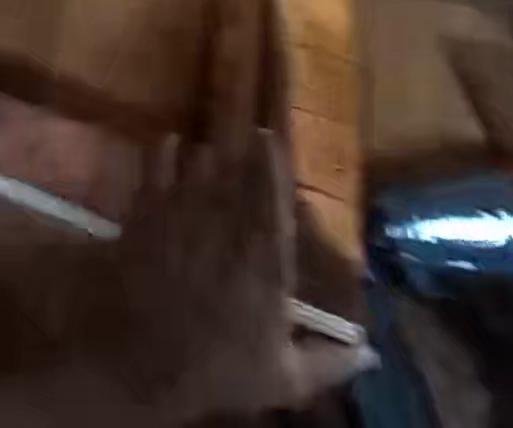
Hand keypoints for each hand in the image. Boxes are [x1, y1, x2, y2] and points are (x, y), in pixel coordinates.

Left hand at [89, 130, 371, 419]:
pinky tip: (171, 144)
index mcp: (264, 255)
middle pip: (236, 168)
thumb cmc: (216, 369)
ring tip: (211, 154)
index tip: (269, 135)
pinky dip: (165, 150)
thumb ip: (330, 361)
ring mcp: (183, 209)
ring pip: (199, 160)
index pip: (273, 193)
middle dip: (240, 152)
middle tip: (242, 138)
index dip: (272, 160)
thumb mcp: (283, 378)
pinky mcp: (148, 209)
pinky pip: (157, 163)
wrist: (141, 360)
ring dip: (207, 155)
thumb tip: (371, 353)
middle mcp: (225, 220)